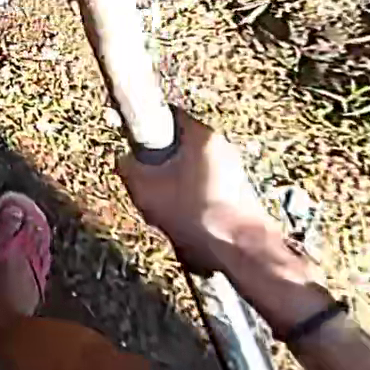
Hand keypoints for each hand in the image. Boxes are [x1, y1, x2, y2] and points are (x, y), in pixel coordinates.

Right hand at [116, 112, 272, 270]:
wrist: (245, 255)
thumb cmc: (192, 211)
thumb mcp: (142, 184)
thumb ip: (126, 163)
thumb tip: (124, 158)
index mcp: (202, 135)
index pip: (166, 114)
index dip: (144, 124)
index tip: (130, 138)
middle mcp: (224, 147)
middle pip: (179, 144)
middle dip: (160, 160)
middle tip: (144, 178)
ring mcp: (238, 172)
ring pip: (192, 169)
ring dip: (176, 182)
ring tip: (163, 205)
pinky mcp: (244, 196)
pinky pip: (207, 188)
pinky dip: (192, 198)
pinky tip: (184, 219)